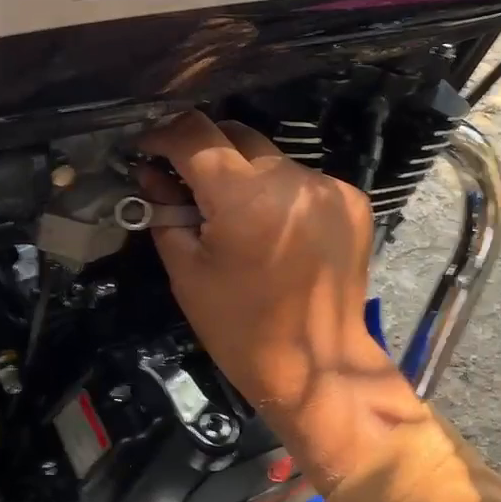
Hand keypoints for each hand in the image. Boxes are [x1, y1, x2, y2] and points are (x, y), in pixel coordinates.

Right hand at [139, 111, 427, 492]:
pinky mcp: (352, 200)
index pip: (195, 134)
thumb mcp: (187, 271)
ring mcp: (328, 187)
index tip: (147, 146)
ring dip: (245, 173)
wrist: (318, 368)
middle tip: (185, 180)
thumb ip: (165, 211)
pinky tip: (275, 228)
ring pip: (270, 157)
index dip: (163, 134)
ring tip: (235, 214)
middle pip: (235, 134)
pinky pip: (302, 180)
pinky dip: (281, 193)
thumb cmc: (240, 328)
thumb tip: (150, 173)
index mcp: (244, 196)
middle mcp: (291, 178)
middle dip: (204, 150)